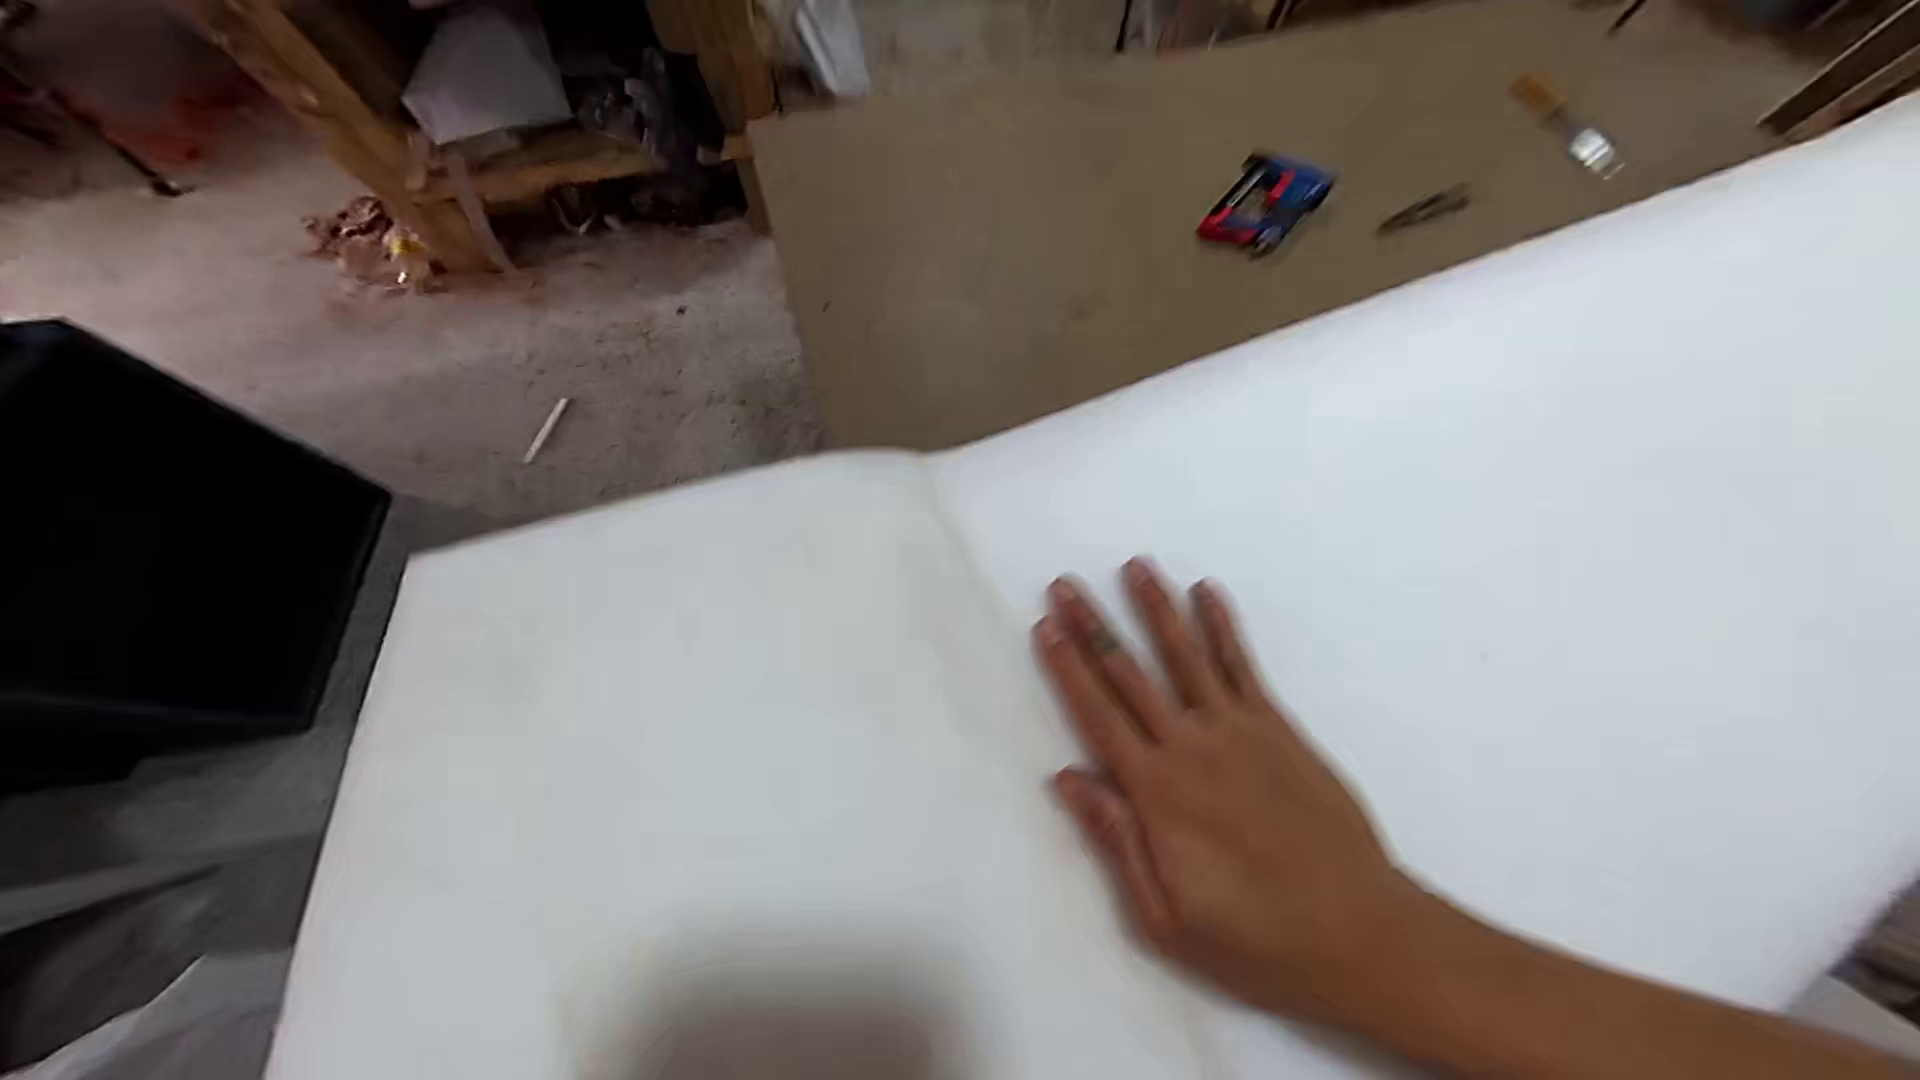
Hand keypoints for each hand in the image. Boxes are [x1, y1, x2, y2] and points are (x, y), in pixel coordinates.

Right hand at [1034, 558, 1433, 1025]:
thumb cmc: (1255, 937)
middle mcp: (1190, 745)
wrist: (1365, 936)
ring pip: (1185, 655)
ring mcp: (1237, 730)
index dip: (1067, 667)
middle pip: (1130, 673)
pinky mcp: (1278, 728)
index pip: (1097, 714)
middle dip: (1093, 626)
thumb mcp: (1165, 917)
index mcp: (1157, 790)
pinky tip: (1208, 592)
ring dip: (1156, 607)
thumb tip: (1066, 776)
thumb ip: (1113, 839)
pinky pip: (1243, 666)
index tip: (1046, 627)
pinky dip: (1223, 626)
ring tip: (1135, 566)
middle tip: (1066, 583)